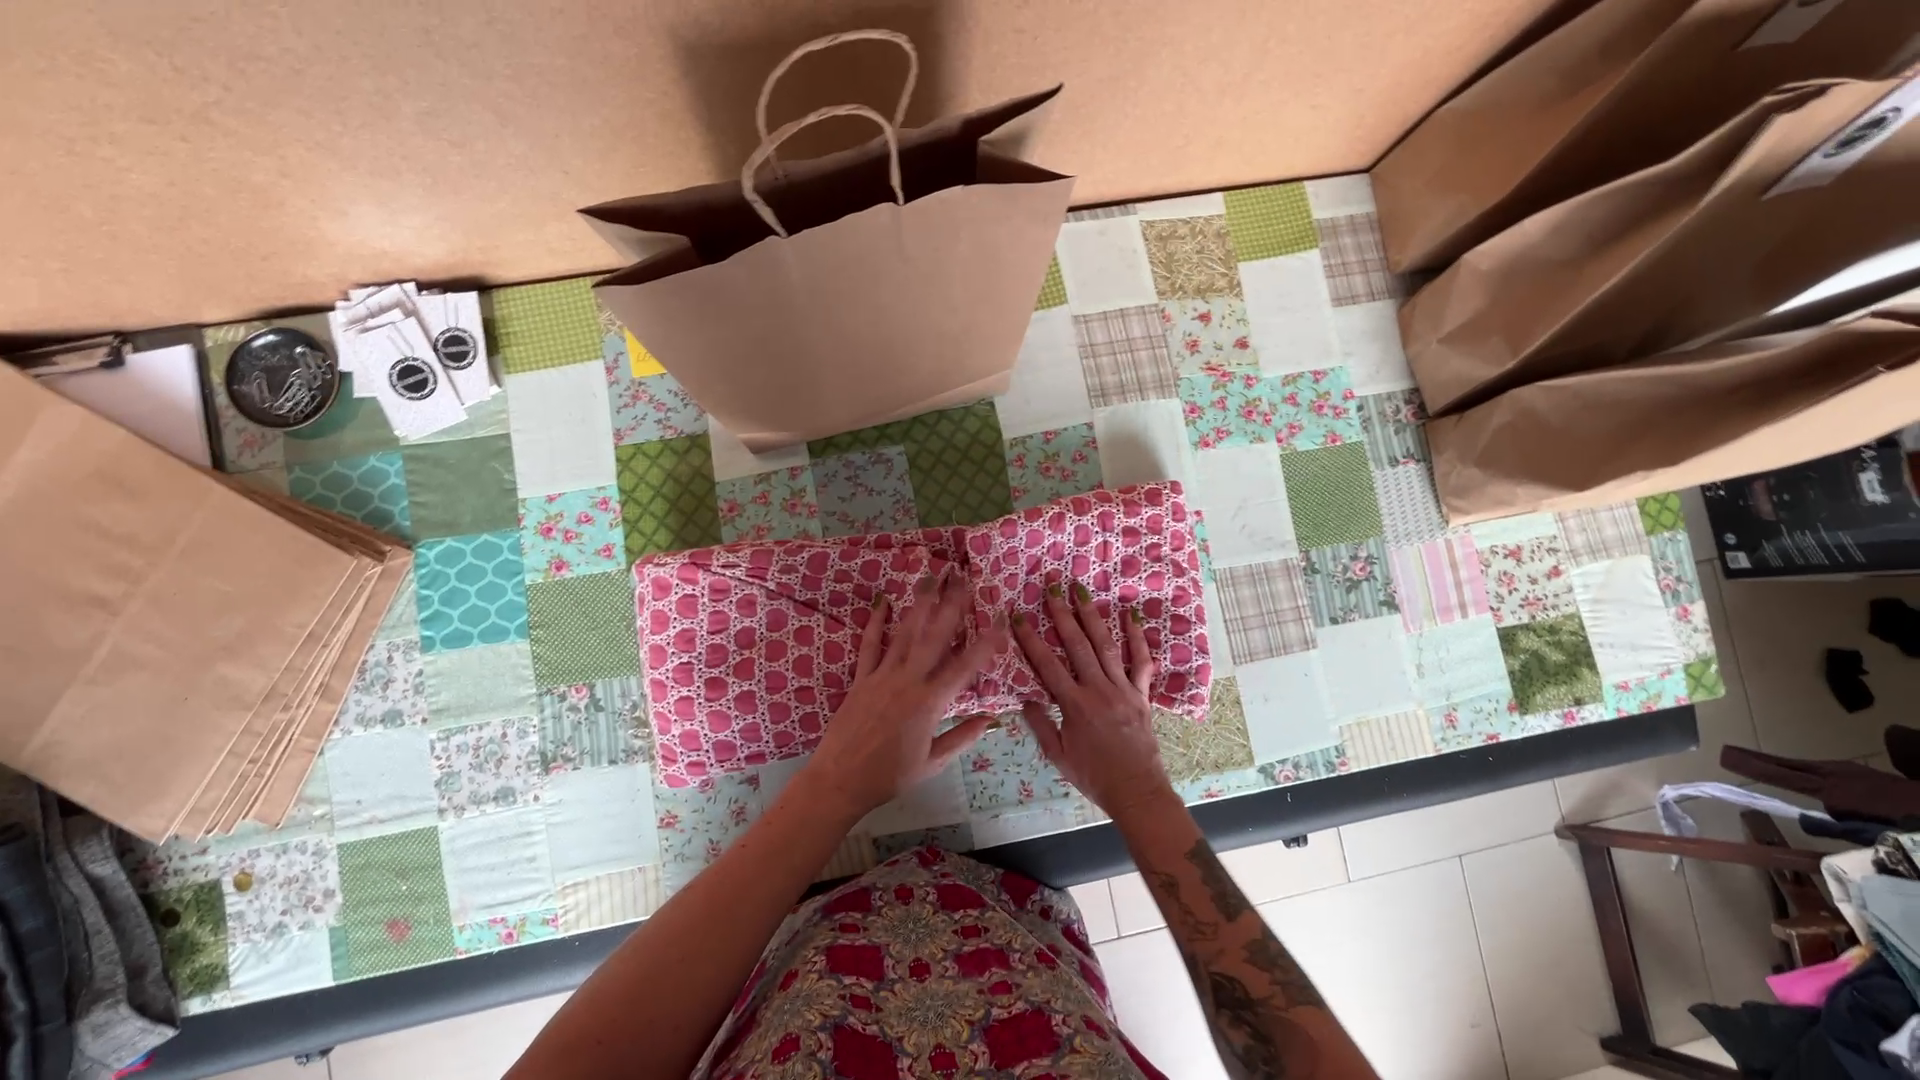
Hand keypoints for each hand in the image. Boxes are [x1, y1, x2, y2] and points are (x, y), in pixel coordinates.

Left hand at [803, 569, 1003, 819]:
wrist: (841, 780)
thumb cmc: (890, 776)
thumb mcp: (933, 762)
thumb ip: (962, 737)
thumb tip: (991, 719)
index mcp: (929, 703)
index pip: (964, 666)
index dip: (986, 642)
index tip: (1001, 619)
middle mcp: (908, 682)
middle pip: (934, 637)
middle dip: (951, 606)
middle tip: (964, 579)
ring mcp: (881, 677)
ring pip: (905, 634)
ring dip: (920, 605)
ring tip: (931, 578)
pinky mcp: (860, 679)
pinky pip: (869, 646)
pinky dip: (875, 623)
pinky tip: (882, 602)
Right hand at [1010, 582, 1174, 821]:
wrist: (1136, 790)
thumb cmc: (1093, 776)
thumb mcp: (1057, 756)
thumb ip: (1040, 725)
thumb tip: (1024, 698)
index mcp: (1074, 705)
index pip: (1047, 665)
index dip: (1030, 639)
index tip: (1017, 616)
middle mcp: (1098, 690)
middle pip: (1077, 645)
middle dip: (1062, 613)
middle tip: (1052, 586)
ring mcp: (1123, 689)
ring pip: (1106, 646)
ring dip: (1092, 616)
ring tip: (1081, 591)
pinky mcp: (1142, 694)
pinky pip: (1141, 662)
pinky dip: (1137, 639)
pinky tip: (1131, 617)